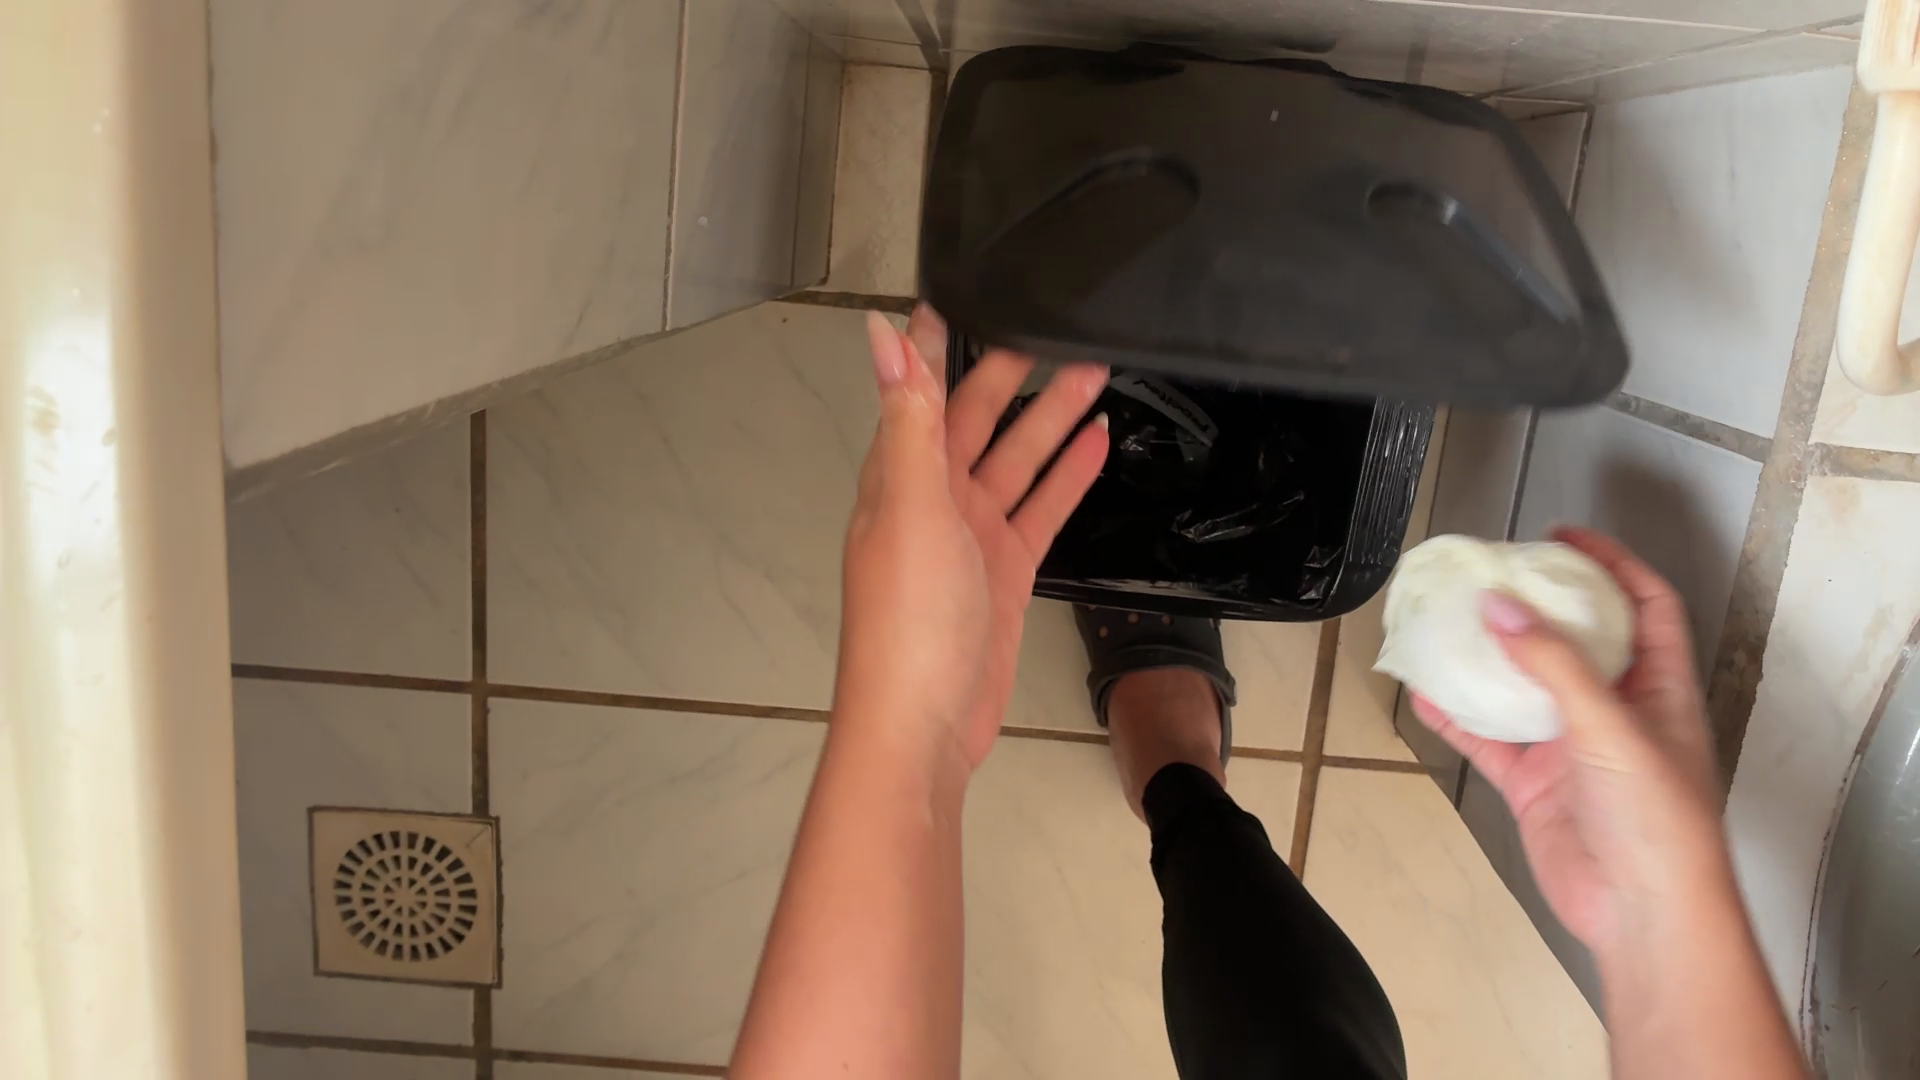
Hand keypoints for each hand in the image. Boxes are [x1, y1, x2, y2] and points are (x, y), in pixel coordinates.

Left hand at [834, 307, 1107, 771]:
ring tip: (1096, 370)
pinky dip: (1067, 477)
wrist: (926, 721)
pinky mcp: (1006, 569)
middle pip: (976, 418)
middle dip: (1012, 371)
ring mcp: (972, 534)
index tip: (962, 289)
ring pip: (1017, 460)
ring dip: (1052, 419)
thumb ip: (908, 421)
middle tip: (1057, 324)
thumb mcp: (910, 508)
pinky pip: (1040, 509)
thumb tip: (881, 335)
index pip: (916, 389)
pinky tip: (1096, 443)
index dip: (934, 341)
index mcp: (899, 475)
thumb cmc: (910, 615)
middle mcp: (933, 496)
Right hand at [1409, 527, 1729, 954]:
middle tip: (1486, 578)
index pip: (1643, 608)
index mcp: (1656, 690)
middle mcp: (1612, 710)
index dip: (1611, 565)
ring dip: (1482, 660)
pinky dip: (1453, 716)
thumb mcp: (1610, 730)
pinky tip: (1423, 697)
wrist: (1635, 909)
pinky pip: (1484, 734)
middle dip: (1531, 607)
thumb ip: (1553, 666)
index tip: (1561, 538)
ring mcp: (1568, 744)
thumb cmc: (1653, 822)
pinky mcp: (1531, 776)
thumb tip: (1500, 606)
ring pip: (1518, 686)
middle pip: (1571, 641)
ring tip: (1444, 629)